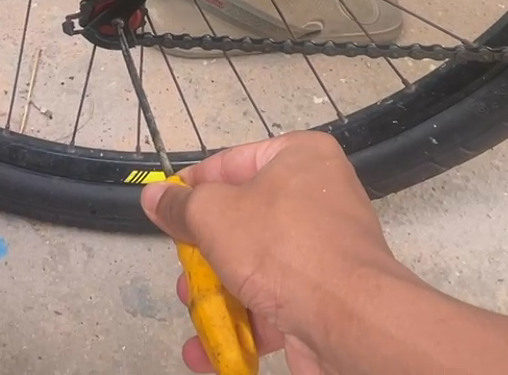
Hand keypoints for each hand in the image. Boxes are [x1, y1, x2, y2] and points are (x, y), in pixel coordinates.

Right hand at [140, 133, 408, 373]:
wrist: (353, 325)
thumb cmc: (282, 247)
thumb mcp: (214, 215)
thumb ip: (180, 205)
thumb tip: (154, 195)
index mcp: (300, 157)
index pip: (233, 161)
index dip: (195, 185)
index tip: (168, 207)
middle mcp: (319, 196)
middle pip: (244, 217)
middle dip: (205, 250)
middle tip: (183, 267)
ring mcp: (326, 251)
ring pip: (257, 263)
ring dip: (219, 290)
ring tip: (192, 309)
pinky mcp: (329, 298)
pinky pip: (276, 301)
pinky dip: (243, 322)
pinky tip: (207, 349)